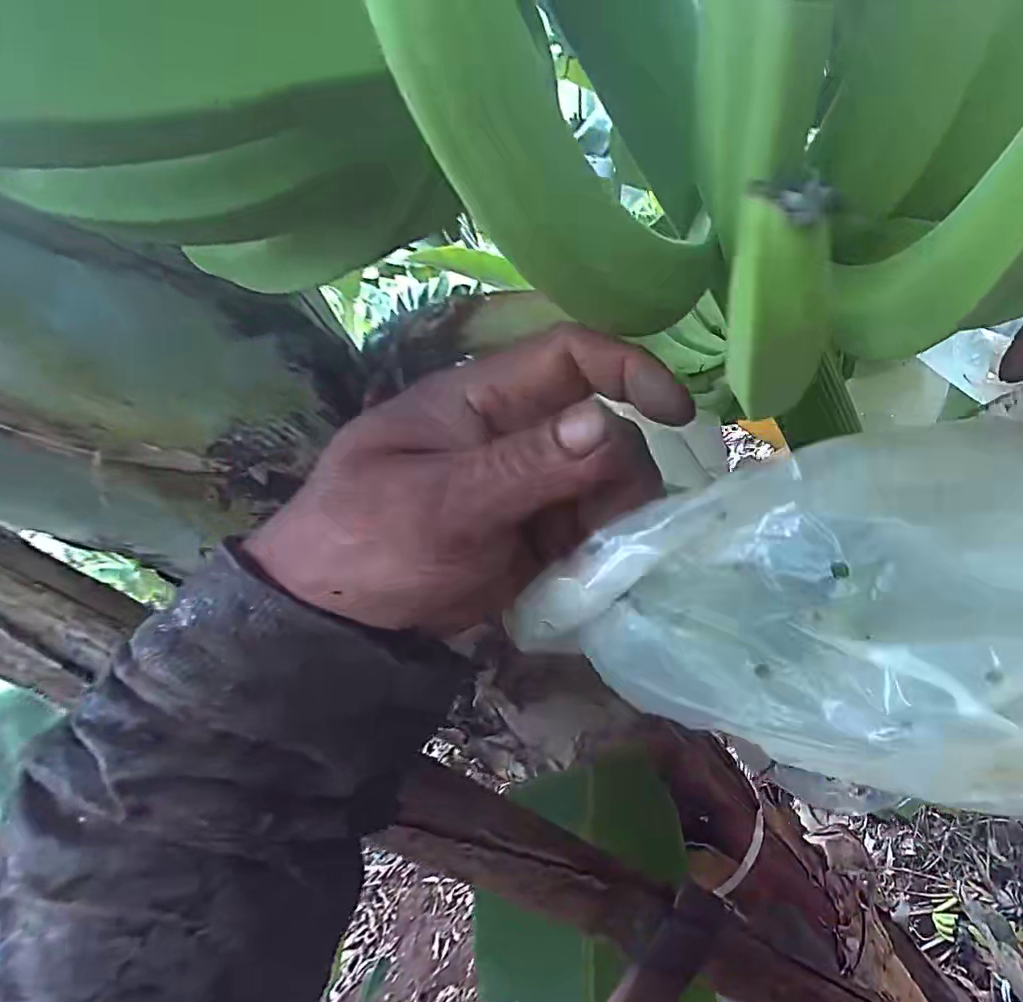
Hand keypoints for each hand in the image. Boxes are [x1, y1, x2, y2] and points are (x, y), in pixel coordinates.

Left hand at [244, 325, 693, 636]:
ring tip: (584, 558)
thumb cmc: (369, 544)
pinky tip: (585, 573)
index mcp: (483, 398)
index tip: (677, 413)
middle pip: (607, 427)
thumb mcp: (442, 503)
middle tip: (609, 525)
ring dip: (616, 517)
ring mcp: (538, 482)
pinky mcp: (548, 527)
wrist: (345, 624)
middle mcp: (520, 431)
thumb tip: (606, 421)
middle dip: (622, 473)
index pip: (570, 356)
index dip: (630, 370)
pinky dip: (605, 547)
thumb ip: (524, 464)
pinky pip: (600, 524)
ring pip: (613, 480)